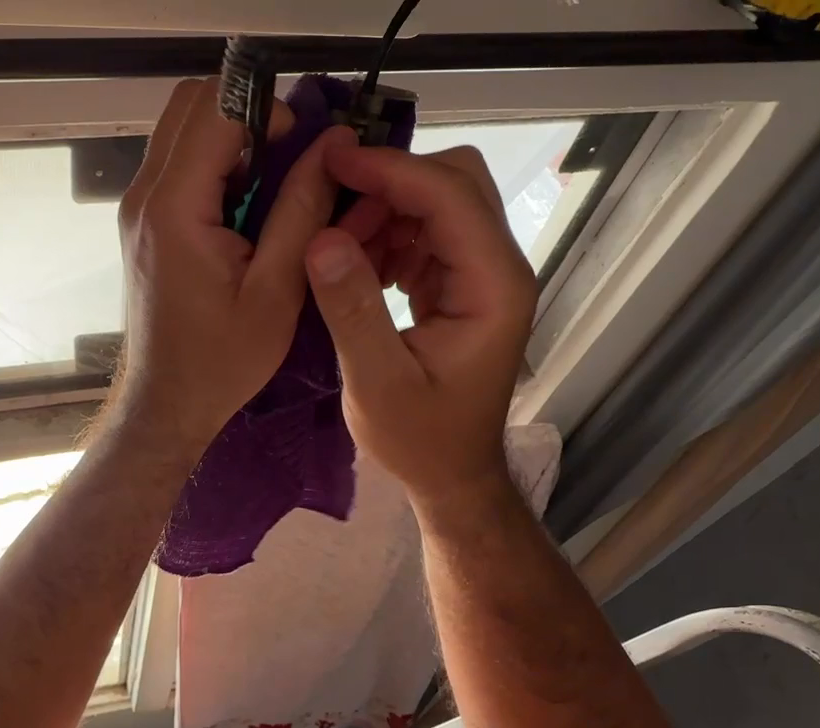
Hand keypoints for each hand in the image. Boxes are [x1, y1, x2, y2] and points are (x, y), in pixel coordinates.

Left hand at [116, 79, 354, 448]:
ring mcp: (137, 209)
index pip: (215, 110)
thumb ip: (302, 210)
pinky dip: (213, 166)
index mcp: (174, 209)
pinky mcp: (142, 225)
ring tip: (268, 191)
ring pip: (182, 130)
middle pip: (190, 104)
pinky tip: (243, 213)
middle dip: (246, 115)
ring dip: (230, 140)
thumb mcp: (276, 291)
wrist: (167, 404)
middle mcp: (144, 196)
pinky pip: (177, 165)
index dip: (267, 112)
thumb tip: (332, 144)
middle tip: (285, 163)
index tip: (302, 149)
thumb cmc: (221, 362)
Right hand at [302, 144, 538, 506]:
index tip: (333, 160)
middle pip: (455, 184)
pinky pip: (427, 236)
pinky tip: (355, 267)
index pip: (450, 197)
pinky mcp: (463, 287)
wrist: (451, 475)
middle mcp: (500, 269)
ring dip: (385, 211)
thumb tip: (320, 239)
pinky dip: (388, 238)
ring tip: (337, 247)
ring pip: (439, 204)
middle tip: (331, 211)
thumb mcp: (377, 383)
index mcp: (494, 287)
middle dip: (390, 184)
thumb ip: (353, 311)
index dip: (391, 170)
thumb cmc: (420, 441)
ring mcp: (483, 276)